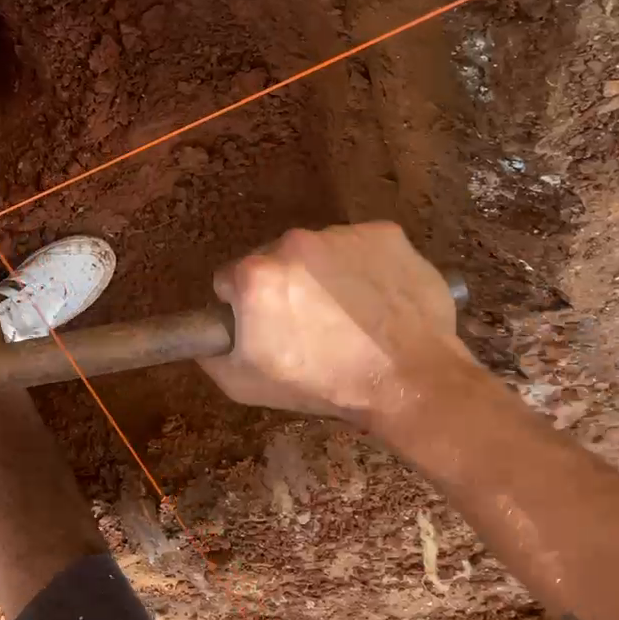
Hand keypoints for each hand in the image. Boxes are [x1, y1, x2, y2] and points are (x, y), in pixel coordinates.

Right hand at [195, 222, 476, 429]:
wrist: (413, 383)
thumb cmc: (325, 384)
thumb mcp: (244, 384)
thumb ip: (210, 356)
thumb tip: (205, 339)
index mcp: (254, 274)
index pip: (230, 279)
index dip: (244, 306)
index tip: (268, 328)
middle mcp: (293, 242)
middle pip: (273, 260)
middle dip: (284, 286)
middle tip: (310, 325)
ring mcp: (342, 235)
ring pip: (318, 252)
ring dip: (324, 274)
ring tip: (349, 315)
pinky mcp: (386, 234)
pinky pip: (361, 246)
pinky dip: (364, 266)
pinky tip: (376, 299)